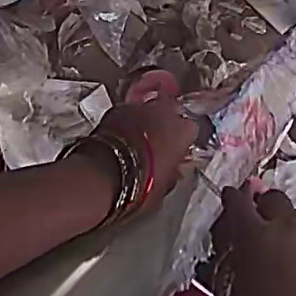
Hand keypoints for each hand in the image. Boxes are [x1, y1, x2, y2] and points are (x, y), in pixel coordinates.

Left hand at [92, 90, 197, 207]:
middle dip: (165, 123)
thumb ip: (172, 173)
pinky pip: (127, 112)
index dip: (182, 141)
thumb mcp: (164, 187)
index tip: (177, 152)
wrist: (105, 174)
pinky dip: (125, 121)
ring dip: (145, 120)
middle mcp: (164, 113)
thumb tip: (171, 173)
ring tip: (137, 139)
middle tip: (158, 142)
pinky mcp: (116, 109)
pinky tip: (120, 136)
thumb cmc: (140, 184)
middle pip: (170, 111)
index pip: (190, 129)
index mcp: (183, 132)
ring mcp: (140, 108)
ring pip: (147, 109)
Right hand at [213, 182, 295, 295]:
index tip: (234, 198)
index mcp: (256, 236)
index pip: (238, 202)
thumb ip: (243, 253)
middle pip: (274, 199)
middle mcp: (288, 225)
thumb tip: (243, 235)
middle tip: (270, 229)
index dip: (235, 198)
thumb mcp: (245, 287)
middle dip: (269, 209)